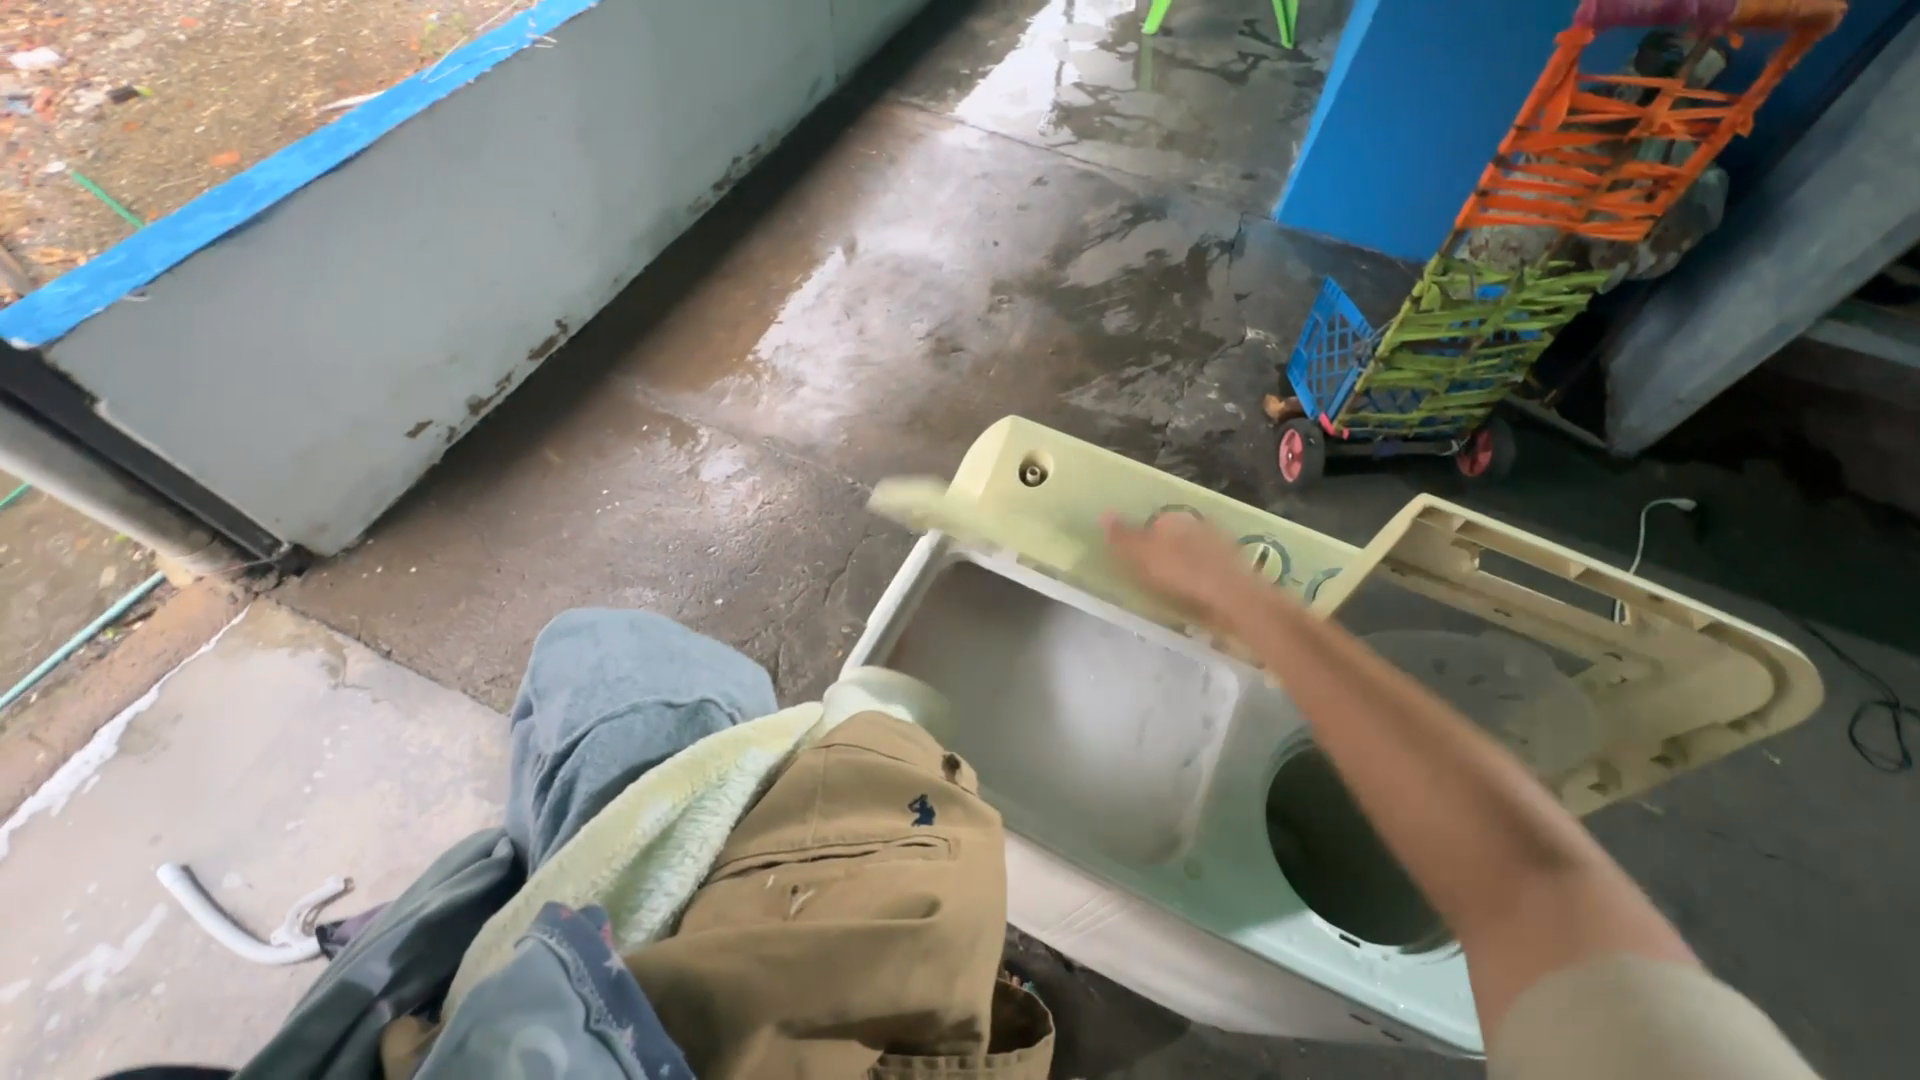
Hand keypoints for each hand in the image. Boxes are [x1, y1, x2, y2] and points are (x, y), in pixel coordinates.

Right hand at [1103, 511, 1266, 623]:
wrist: (1235, 602)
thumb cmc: (1184, 574)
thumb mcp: (1144, 555)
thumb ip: (1124, 537)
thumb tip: (1104, 513)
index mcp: (1179, 519)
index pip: (1154, 522)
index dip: (1141, 541)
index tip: (1133, 562)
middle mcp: (1202, 527)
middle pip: (1175, 538)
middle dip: (1163, 554)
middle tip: (1148, 578)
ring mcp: (1222, 550)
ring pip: (1193, 556)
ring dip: (1181, 570)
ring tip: (1168, 593)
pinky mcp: (1234, 573)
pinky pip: (1206, 576)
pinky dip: (1196, 585)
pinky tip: (1190, 600)